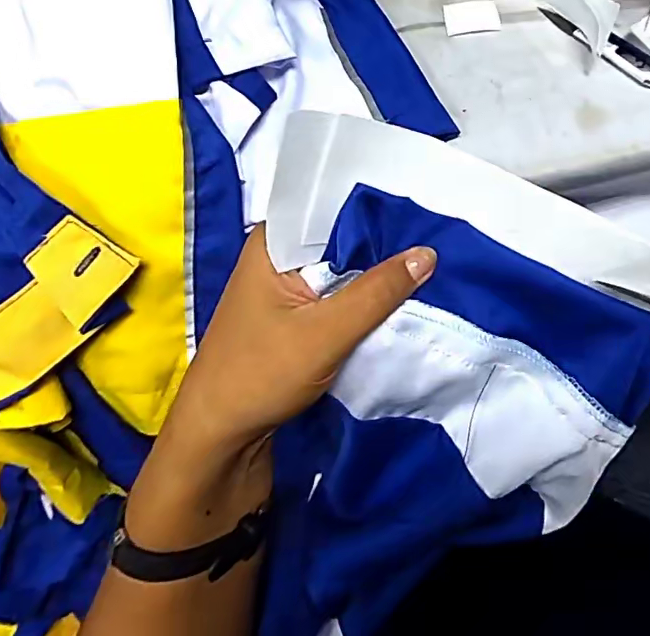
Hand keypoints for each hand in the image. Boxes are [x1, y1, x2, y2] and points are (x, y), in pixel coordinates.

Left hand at [123, 225, 435, 552]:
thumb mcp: (326, 333)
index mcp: (271, 243)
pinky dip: (360, 298)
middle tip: (430, 236)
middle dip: (378, 243)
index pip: (330, 208)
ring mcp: (283, 288)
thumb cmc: (259, 376)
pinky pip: (334, 295)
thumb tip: (428, 253)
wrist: (218, 441)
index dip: (373, 208)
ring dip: (372, 274)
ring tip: (423, 262)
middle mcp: (275, 257)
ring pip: (338, 270)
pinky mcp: (293, 316)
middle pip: (337, 240)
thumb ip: (376, 293)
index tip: (418, 209)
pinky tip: (394, 296)